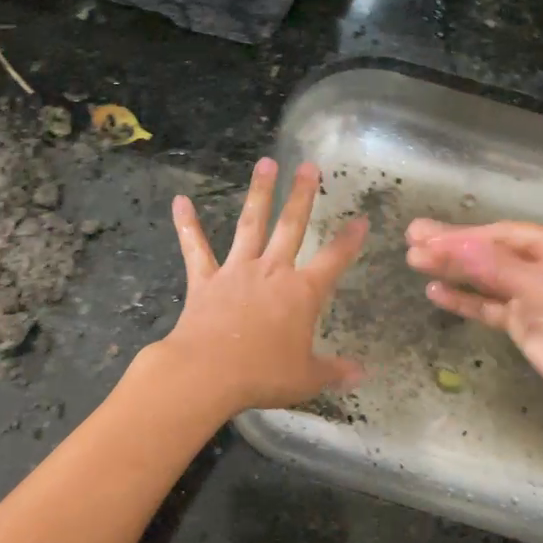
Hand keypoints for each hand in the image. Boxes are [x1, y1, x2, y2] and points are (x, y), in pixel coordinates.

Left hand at [148, 158, 367, 415]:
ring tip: (266, 163)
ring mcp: (236, 271)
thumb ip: (334, 372)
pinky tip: (180, 201)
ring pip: (251, 224)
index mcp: (301, 293)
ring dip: (259, 193)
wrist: (207, 373)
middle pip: (292, 226)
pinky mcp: (205, 280)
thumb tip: (362, 375)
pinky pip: (195, 248)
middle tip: (309, 166)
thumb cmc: (262, 375)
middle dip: (302, 195)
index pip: (333, 261)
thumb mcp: (306, 378)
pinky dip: (187, 224)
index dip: (349, 241)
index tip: (361, 219)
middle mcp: (272, 271)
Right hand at [404, 220, 542, 412]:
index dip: (464, 236)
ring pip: (486, 278)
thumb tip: (454, 242)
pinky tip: (436, 292)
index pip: (502, 235)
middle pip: (491, 252)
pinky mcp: (526, 323)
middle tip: (411, 238)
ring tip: (413, 260)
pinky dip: (464, 300)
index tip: (427, 237)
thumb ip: (497, 268)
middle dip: (452, 247)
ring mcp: (535, 295)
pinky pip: (489, 307)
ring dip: (453, 271)